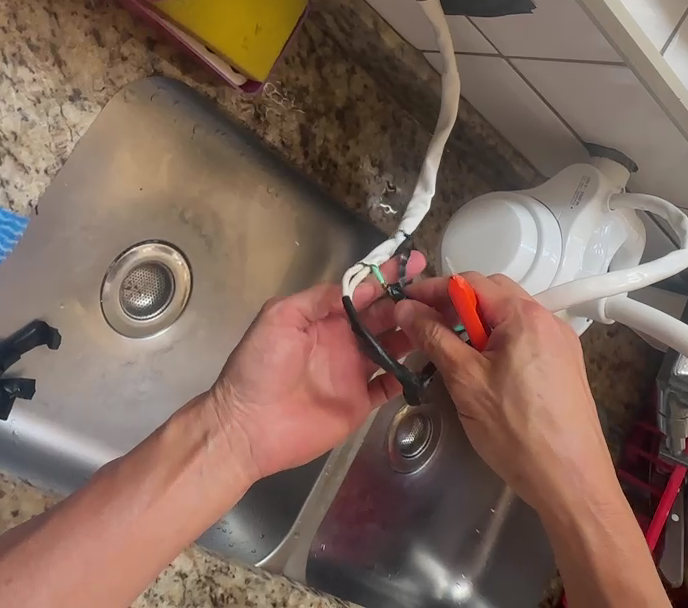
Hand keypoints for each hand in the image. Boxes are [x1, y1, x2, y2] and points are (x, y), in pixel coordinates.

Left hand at [203, 255, 422, 480]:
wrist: (248, 425)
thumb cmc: (258, 366)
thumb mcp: (280, 317)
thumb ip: (318, 299)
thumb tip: (357, 284)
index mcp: (323, 317)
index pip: (360, 291)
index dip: (385, 276)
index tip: (411, 262)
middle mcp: (342, 339)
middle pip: (381, 316)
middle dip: (406, 301)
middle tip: (436, 292)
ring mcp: (352, 371)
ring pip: (391, 347)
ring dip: (412, 333)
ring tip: (439, 322)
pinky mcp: (359, 403)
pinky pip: (390, 386)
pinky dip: (408, 375)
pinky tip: (428, 364)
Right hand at [394, 272, 606, 517]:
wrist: (573, 486)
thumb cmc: (516, 431)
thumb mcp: (465, 380)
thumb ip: (434, 336)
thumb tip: (405, 308)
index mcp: (524, 315)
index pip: (471, 281)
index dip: (434, 289)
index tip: (407, 304)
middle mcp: (548, 320)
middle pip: (493, 293)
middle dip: (456, 304)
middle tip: (427, 326)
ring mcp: (561, 343)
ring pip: (509, 317)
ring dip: (477, 324)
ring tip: (451, 350)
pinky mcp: (565, 366)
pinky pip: (524, 337)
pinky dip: (498, 340)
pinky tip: (483, 369)